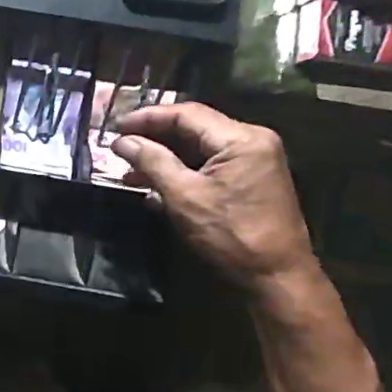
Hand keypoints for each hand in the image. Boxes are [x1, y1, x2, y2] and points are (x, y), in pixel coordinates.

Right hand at [109, 103, 316, 288]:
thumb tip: (122, 141)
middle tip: (118, 146)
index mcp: (241, 138)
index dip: (146, 117)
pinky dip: (180, 170)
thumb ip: (152, 161)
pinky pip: (208, 164)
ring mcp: (253, 160)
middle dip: (153, 137)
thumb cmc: (230, 234)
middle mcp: (251, 140)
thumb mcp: (184, 196)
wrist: (276, 277)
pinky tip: (153, 186)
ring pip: (198, 147)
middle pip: (192, 127)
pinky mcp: (248, 180)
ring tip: (129, 172)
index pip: (186, 113)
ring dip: (163, 157)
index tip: (115, 128)